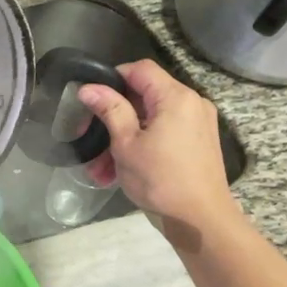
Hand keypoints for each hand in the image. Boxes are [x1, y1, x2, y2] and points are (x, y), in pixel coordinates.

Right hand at [77, 60, 238, 236]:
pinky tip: (119, 170)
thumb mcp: (126, 143)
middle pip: (144, 95)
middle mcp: (191, 103)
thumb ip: (109, 110)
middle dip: (113, 115)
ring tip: (100, 166)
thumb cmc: (159, 178)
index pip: (141, 69)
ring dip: (122, 136)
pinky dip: (140, 144)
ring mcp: (197, 123)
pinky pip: (162, 133)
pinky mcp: (197, 142)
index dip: (113, 78)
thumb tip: (88, 88)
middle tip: (88, 137)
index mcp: (175, 98)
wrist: (199, 217)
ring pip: (150, 119)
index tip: (91, 100)